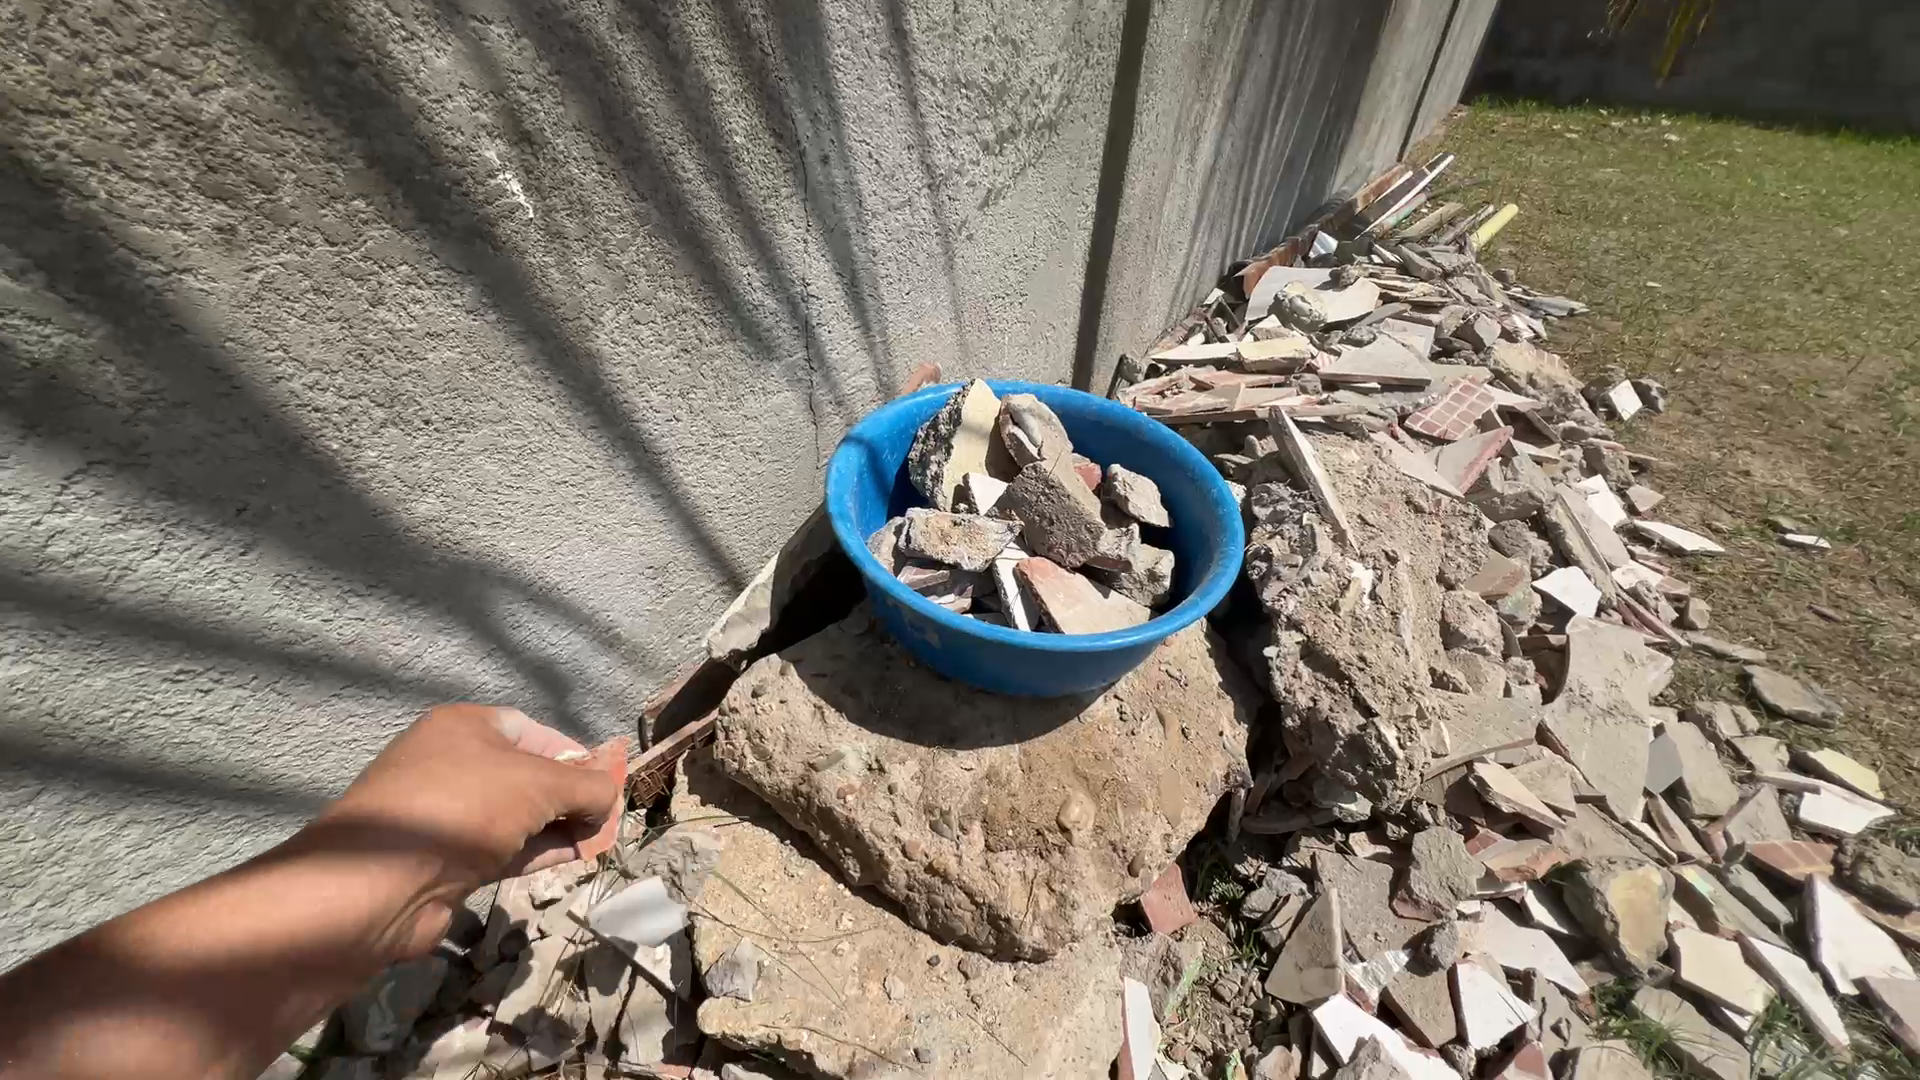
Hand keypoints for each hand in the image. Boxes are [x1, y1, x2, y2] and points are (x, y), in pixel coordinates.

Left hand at [301, 704, 621, 958]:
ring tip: (596, 838)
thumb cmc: (462, 809)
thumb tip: (609, 801)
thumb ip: (589, 786)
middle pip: (530, 775)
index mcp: (466, 727)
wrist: (374, 888)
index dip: (576, 755)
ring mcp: (445, 815)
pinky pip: (503, 846)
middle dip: (571, 796)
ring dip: (559, 826)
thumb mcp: (542, 784)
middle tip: (604, 815)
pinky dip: (538, 850)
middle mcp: (452, 764)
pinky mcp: (443, 859)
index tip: (604, 781)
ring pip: (519, 814)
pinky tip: (572, 857)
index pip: (537, 733)